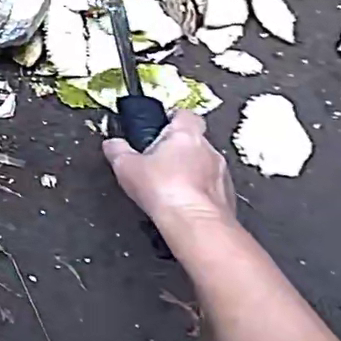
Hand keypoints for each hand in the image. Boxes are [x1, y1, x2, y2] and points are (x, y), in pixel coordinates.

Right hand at [102, 110, 236, 232]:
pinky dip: (200, 193)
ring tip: (170, 187)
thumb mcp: (125, 166)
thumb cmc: (164, 190)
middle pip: (195, 141)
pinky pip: (212, 189)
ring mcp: (222, 175)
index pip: (186, 115)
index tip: (161, 126)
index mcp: (186, 134)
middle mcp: (209, 151)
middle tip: (159, 160)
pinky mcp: (229, 198)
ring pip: (205, 166)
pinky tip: (182, 204)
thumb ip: (117, 150)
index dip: (173, 119)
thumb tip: (112, 144)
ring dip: (191, 172)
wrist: (195, 225)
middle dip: (179, 149)